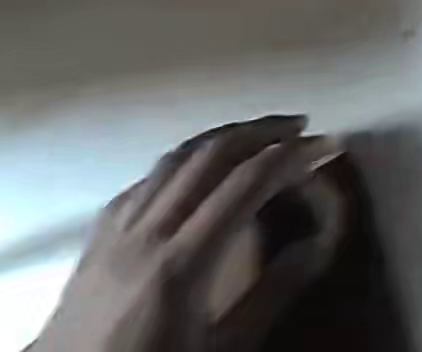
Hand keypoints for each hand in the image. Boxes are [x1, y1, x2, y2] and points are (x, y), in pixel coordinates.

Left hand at [31, 116, 339, 351]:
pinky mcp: (92, 244)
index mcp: (180, 266)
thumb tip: (321, 241)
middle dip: (265, 130)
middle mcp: (145, 237)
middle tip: (302, 127)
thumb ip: (272, 295)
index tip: (329, 146)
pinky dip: (184, 162)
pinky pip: (144, 182)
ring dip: (226, 136)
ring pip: (176, 158)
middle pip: (213, 154)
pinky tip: (200, 169)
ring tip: (260, 134)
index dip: (296, 155)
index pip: (249, 182)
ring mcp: (113, 237)